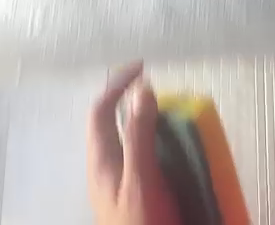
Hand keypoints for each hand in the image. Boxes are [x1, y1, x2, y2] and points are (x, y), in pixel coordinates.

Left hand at [88, 63, 180, 224]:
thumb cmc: (140, 224)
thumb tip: (142, 87)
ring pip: (124, 137)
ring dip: (144, 117)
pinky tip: (174, 144)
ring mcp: (117, 181)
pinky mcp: (132, 192)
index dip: (118, 83)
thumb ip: (140, 135)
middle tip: (160, 85)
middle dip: (131, 97)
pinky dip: (153, 138)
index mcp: (101, 161)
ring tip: (171, 110)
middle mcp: (105, 167)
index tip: (144, 66)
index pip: (100, 110)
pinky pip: (139, 154)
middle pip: (109, 121)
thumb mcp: (141, 179)